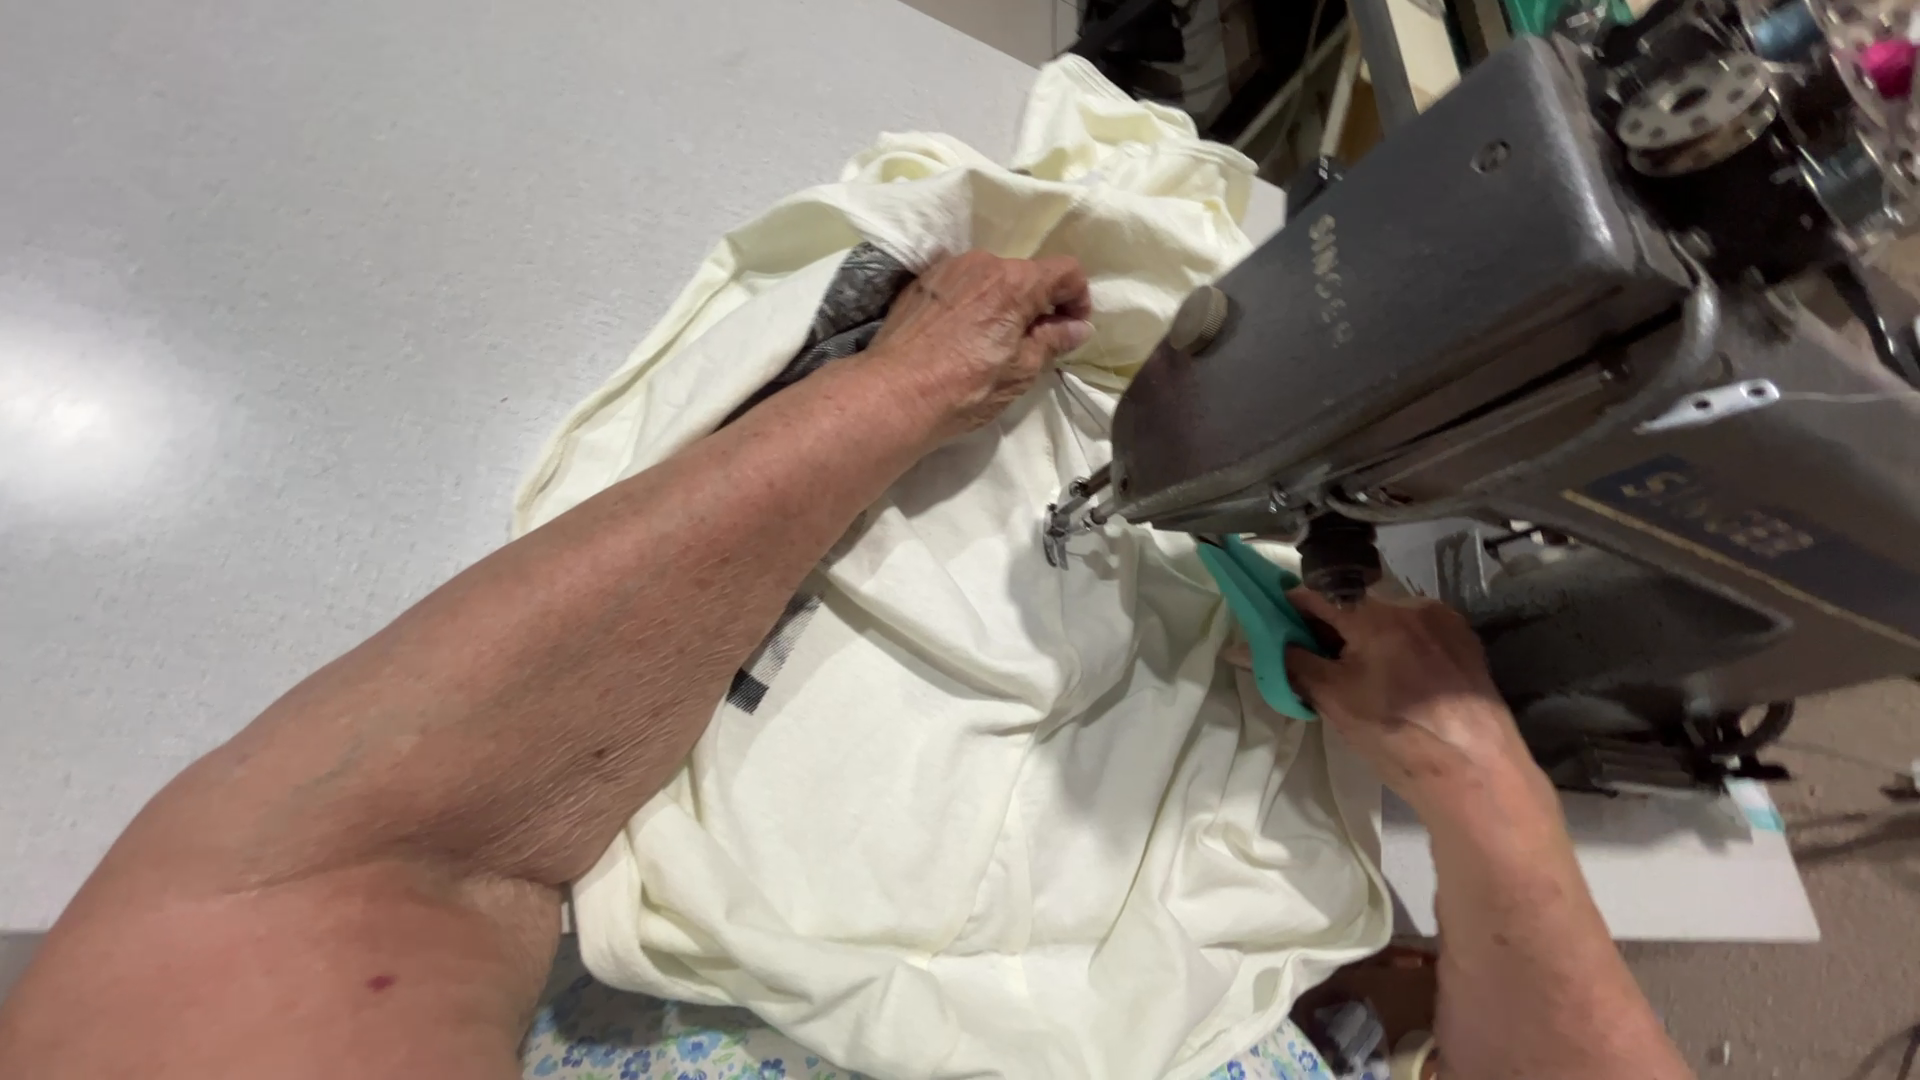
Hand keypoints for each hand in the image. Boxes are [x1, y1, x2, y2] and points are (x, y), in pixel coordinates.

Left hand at [863, 251, 1092, 440]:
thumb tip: (1077, 328)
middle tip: (1033, 344)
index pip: (1065, 271)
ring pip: (990, 278)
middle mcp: (982, 263)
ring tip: (994, 343)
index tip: (1072, 329)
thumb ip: (1052, 341)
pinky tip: (962, 338)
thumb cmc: (964, 388)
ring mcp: (947, 270)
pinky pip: (960, 286)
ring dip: (1003, 304)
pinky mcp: (921, 284)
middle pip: (1026, 274)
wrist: (895, 394)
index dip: (1078, 299)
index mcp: (1014, 282)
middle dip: (1038, 304)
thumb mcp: (1020, 372)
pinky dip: (972, 304)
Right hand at [1283, 592, 1546, 816]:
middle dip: (1329, 628)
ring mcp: (1445, 623)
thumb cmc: (1396, 736)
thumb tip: (1241, 649)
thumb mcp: (1332, 699)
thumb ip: (1289, 664)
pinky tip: (1392, 680)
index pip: (1318, 594)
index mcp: (1378, 616)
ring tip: (1355, 676)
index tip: (1277, 627)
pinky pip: (1414, 632)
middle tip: (1315, 660)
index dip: (1292, 608)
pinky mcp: (1466, 643)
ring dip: (1362, 637)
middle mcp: (1414, 607)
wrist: (1476, 776)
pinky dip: (1394, 646)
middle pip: (1354, 605)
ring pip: (1385, 619)